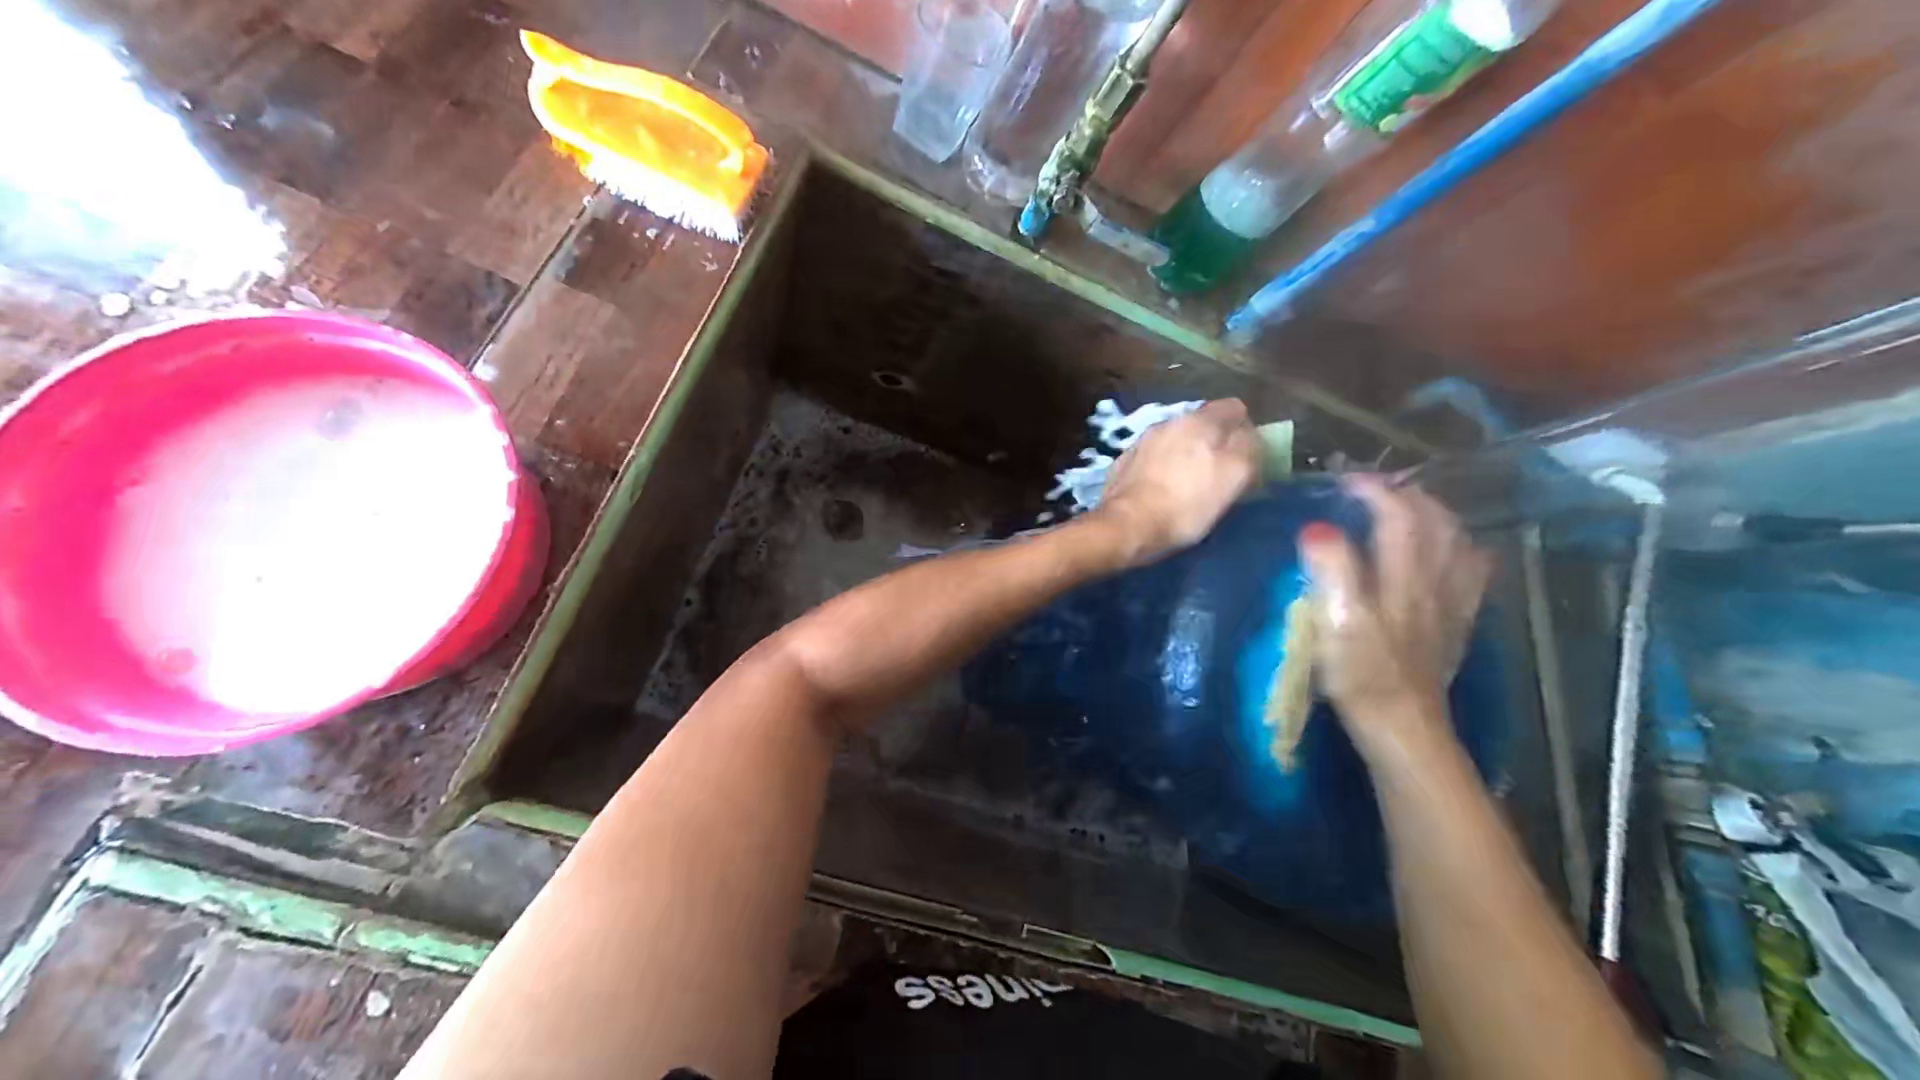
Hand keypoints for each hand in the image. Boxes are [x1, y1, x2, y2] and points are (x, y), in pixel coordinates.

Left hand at [1092, 399, 1260, 565]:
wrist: (1127, 525)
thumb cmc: (1186, 504)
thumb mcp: (1235, 476)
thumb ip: (1247, 447)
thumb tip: (1248, 433)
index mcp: (1199, 420)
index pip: (1234, 408)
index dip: (1244, 430)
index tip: (1246, 457)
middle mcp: (1169, 422)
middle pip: (1202, 424)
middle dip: (1213, 443)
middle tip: (1219, 474)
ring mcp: (1141, 441)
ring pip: (1175, 440)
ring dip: (1185, 455)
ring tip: (1188, 485)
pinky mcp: (1124, 462)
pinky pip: (1153, 458)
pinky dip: (1162, 468)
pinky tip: (1162, 490)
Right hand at [1299, 475, 1492, 764]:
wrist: (1402, 725)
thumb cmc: (1360, 674)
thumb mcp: (1336, 622)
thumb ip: (1331, 571)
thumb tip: (1317, 528)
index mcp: (1402, 577)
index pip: (1397, 515)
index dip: (1372, 490)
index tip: (1342, 481)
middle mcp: (1434, 581)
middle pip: (1435, 521)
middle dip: (1406, 494)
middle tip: (1373, 489)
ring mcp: (1451, 602)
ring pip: (1457, 541)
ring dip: (1434, 515)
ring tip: (1407, 508)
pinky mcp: (1456, 623)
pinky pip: (1471, 573)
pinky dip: (1460, 549)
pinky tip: (1449, 550)